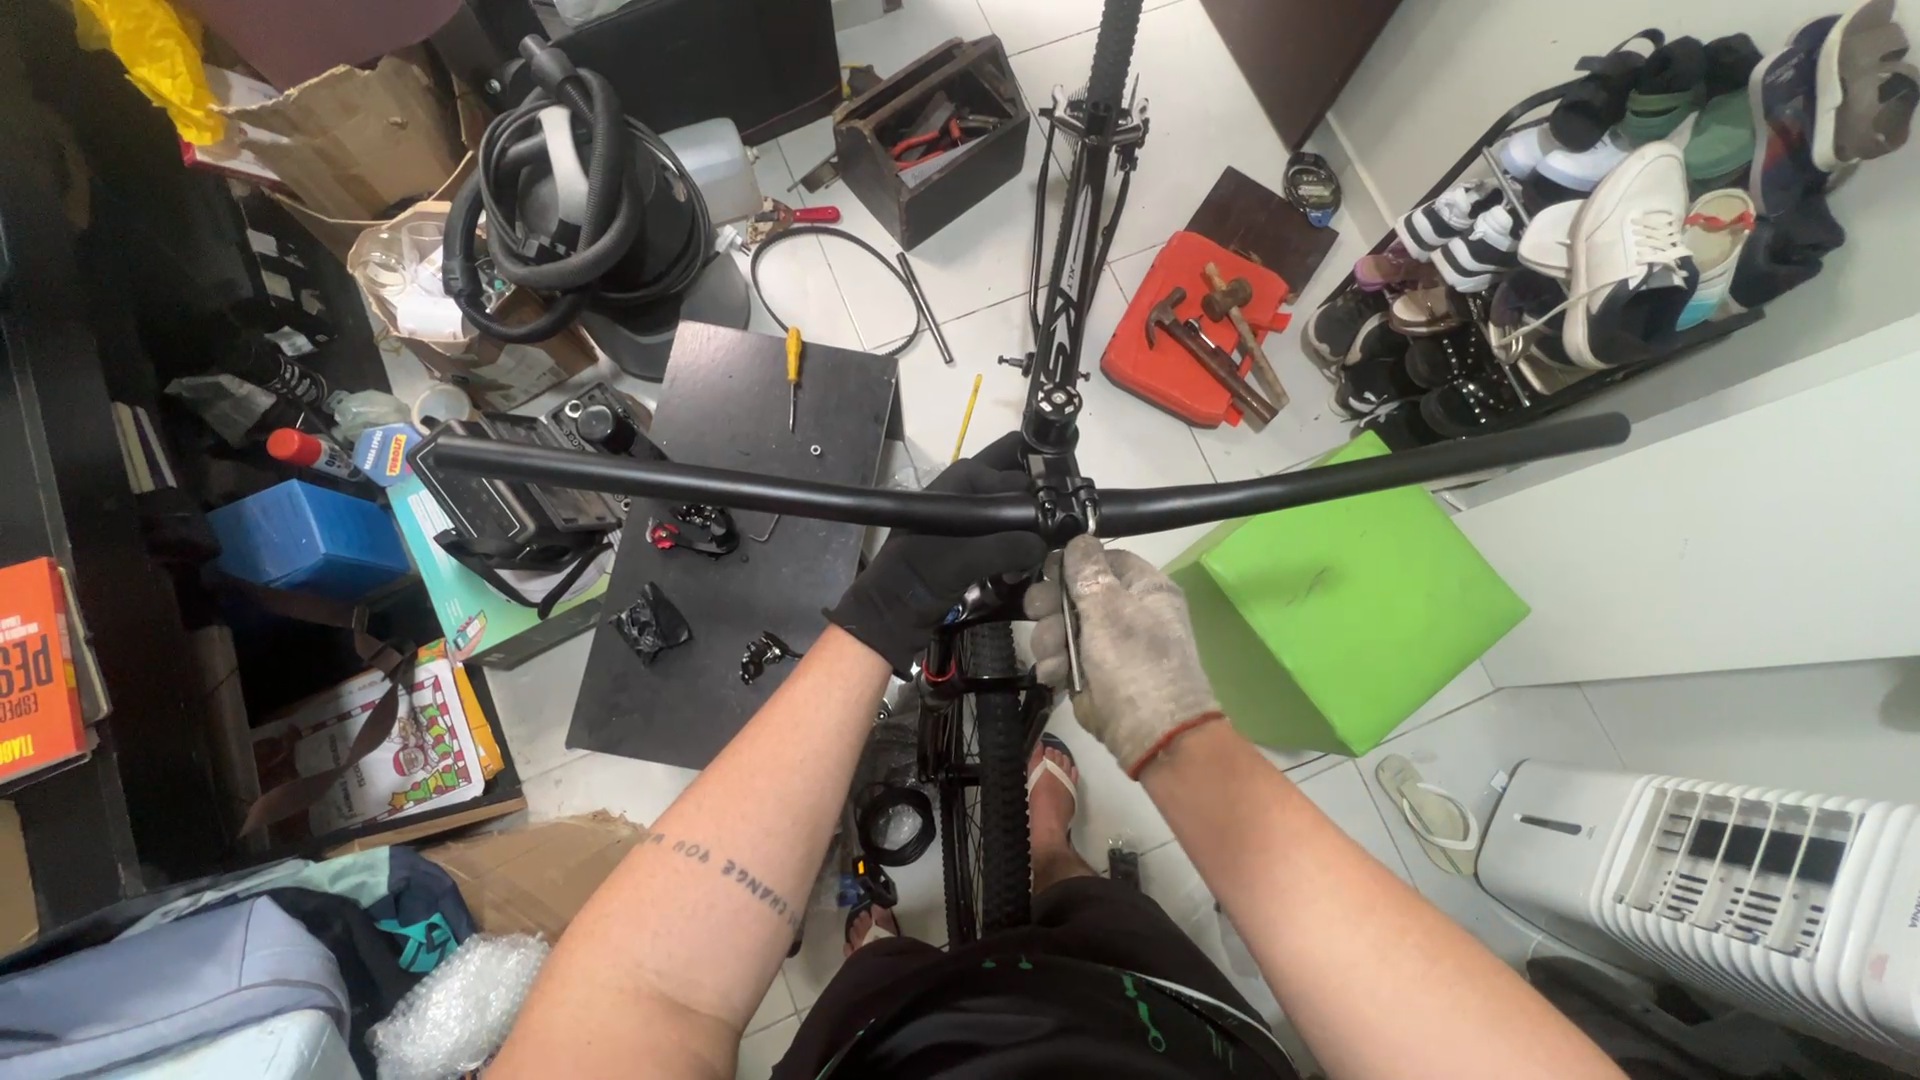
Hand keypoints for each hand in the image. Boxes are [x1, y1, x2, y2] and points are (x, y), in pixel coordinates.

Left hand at [828, 433, 1048, 673]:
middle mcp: (966, 494)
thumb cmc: (918, 576)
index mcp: (960, 482)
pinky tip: (1021, 570)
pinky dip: (1017, 552)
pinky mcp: (971, 547)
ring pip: (1012, 515)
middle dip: (1036, 507)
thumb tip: (1044, 545)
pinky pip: (1005, 540)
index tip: (1059, 508)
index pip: (1013, 467)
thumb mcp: (964, 558)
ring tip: (1038, 553)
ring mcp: (969, 521)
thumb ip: (1008, 546)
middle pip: (1015, 487)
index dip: (1037, 484)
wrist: (890, 615)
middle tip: (1056, 530)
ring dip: (1028, 532)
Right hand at [1024, 534, 1222, 778]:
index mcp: (1143, 589)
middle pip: (1074, 591)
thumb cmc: (1136, 664)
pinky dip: (1054, 664)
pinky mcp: (1089, 672)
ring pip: (1061, 625)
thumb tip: (1079, 540)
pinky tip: (1055, 674)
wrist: (1150, 735)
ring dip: (1049, 639)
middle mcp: (1126, 612)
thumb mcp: (1111, 610)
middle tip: (1038, 612)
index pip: (1104, 559)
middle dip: (1052, 604)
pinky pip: (1061, 656)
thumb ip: (1088, 572)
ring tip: (1053, 655)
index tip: (1048, 571)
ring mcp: (1106, 644)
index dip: (1074, 563)